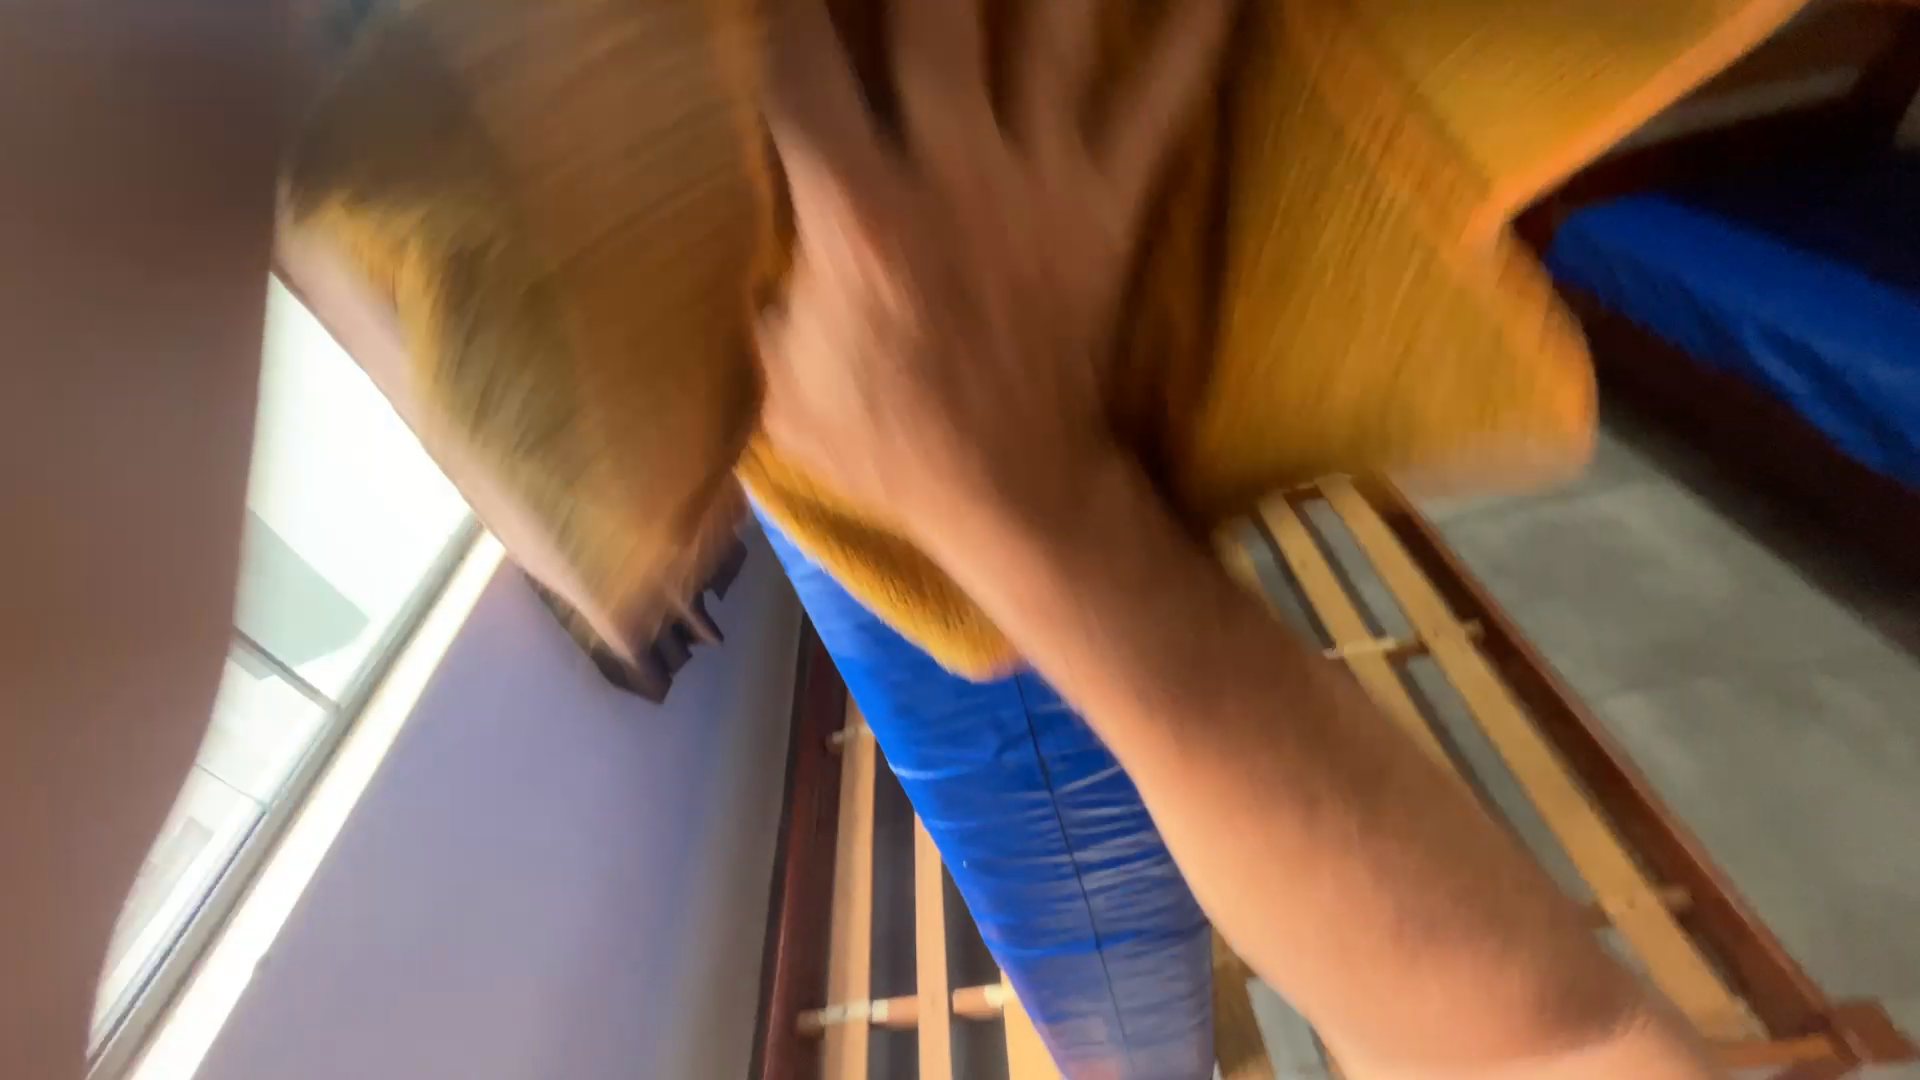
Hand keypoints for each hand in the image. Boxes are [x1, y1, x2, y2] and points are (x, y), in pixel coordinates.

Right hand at [757, 0, 1233, 541]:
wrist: (1011, 493)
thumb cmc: (889, 446)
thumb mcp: (779, 382)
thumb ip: (750, 285)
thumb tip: (738, 216)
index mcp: (856, 215)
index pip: (799, 56)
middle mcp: (952, 174)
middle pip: (936, 1)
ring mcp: (1041, 186)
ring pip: (1058, 23)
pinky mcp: (1105, 214)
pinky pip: (1161, 106)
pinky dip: (1198, 33)